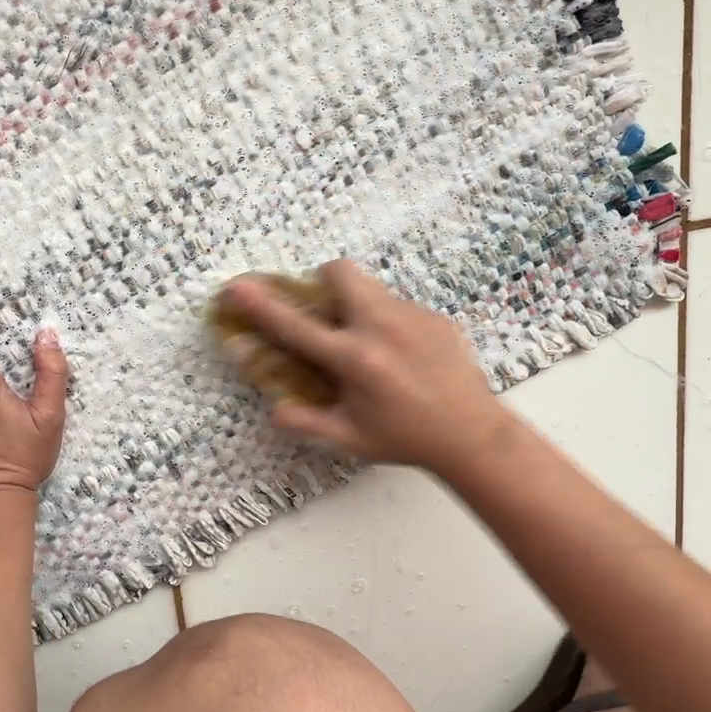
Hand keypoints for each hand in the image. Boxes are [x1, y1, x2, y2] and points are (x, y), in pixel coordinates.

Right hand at [222, 260, 518, 474]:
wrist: (474, 436)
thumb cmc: (406, 439)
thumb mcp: (349, 438)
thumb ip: (306, 422)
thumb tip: (274, 409)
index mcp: (354, 359)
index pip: (296, 325)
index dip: (261, 305)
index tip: (237, 286)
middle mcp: (381, 329)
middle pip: (341, 272)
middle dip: (322, 279)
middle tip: (323, 307)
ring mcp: (412, 318)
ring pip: (371, 287)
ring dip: (356, 303)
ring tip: (367, 340)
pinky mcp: (436, 318)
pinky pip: (398, 306)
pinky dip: (387, 322)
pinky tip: (401, 355)